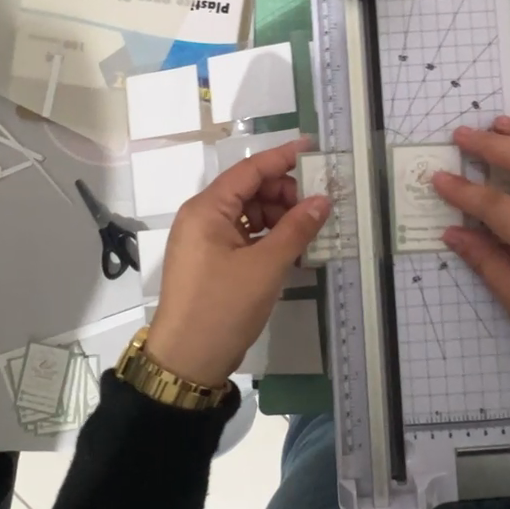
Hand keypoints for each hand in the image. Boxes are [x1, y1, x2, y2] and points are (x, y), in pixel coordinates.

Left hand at [145, 137, 330, 385]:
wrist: (186, 360)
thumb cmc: (223, 307)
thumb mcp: (266, 267)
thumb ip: (296, 229)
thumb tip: (322, 200)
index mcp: (207, 209)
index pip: (249, 170)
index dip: (282, 157)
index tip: (312, 148)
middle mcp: (202, 217)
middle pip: (249, 190)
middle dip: (284, 193)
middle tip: (318, 206)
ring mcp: (205, 240)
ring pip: (249, 213)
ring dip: (279, 217)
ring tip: (309, 231)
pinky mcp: (211, 261)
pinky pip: (244, 235)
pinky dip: (268, 237)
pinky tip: (292, 248)